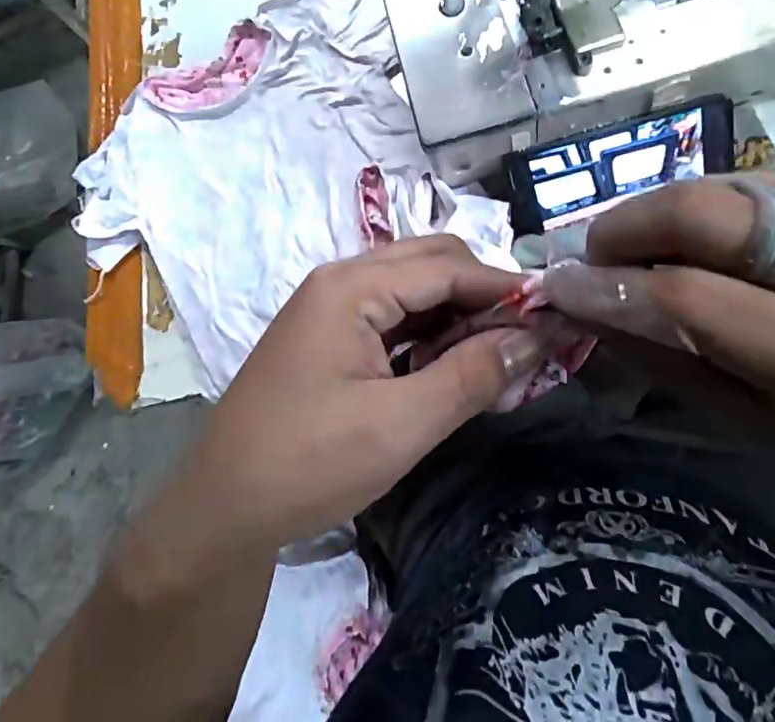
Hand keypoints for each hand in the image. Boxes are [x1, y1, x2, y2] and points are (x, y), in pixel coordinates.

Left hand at [165, 236, 543, 554]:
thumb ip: (471, 375)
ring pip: (414, 288)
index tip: (553, 316)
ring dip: (458, 312)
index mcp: (352, 287)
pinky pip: (393, 314)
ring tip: (496, 354)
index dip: (505, 288)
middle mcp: (341, 280)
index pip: (448, 267)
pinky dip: (430, 331)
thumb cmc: (308, 464)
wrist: (221, 511)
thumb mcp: (401, 425)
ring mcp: (331, 306)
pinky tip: (450, 363)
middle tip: (524, 337)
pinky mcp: (330, 334)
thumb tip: (533, 339)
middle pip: (431, 263)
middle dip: (482, 294)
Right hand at [567, 174, 774, 490]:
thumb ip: (669, 363)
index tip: (561, 289)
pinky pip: (735, 184)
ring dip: (652, 215)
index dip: (614, 289)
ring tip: (633, 251)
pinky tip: (690, 242)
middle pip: (702, 214)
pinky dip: (692, 210)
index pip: (695, 299)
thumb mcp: (759, 422)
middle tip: (593, 257)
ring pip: (711, 187)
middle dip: (625, 226)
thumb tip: (589, 308)